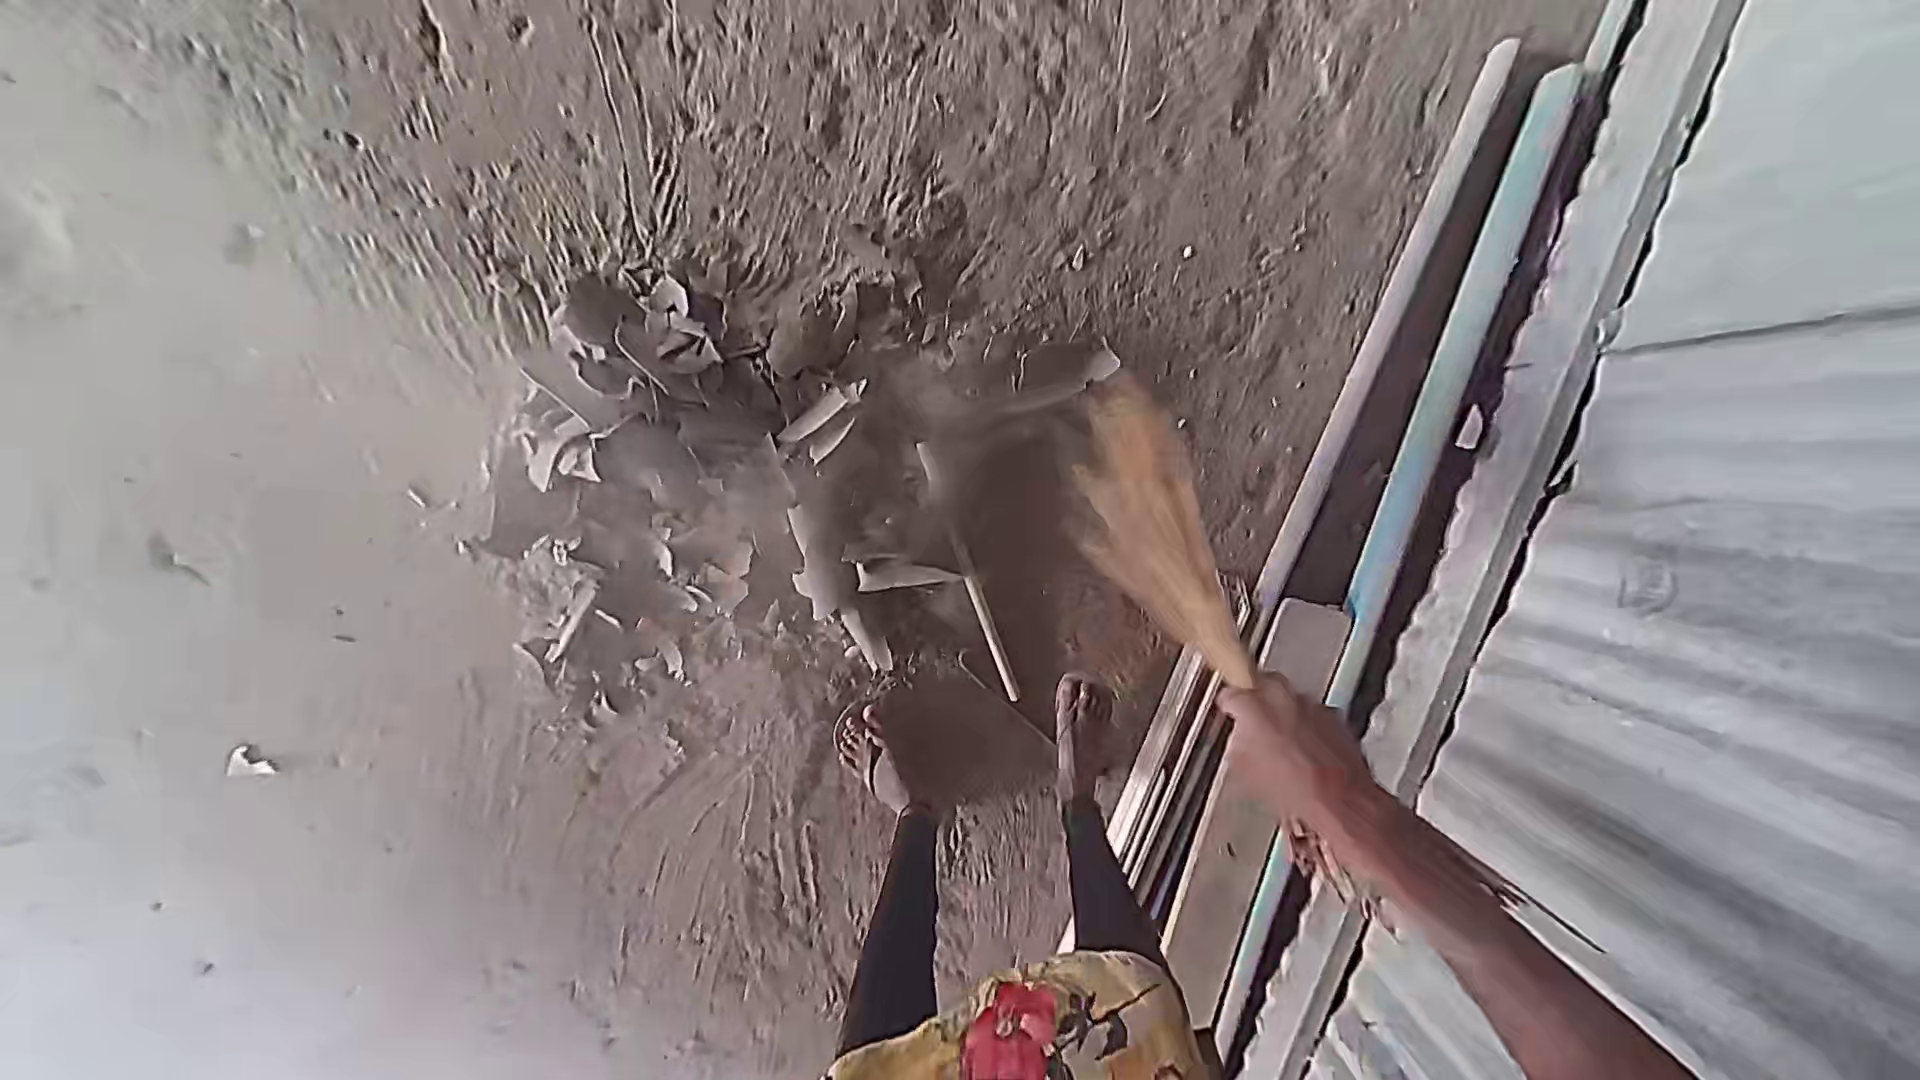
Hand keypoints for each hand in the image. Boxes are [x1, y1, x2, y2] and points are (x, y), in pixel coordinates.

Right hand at [1217, 676, 1375, 833]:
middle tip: (1253, 719)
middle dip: (1257, 698)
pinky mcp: (1333, 717)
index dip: (1228, 704)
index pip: (1230, 693)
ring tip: (1283, 740)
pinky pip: (1312, 713)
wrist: (1339, 800)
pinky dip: (1307, 724)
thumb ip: (1237, 740)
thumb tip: (1240, 737)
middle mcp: (1281, 696)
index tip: (1228, 710)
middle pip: (1262, 684)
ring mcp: (1309, 704)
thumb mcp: (1243, 766)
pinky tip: (1306, 749)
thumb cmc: (1292, 786)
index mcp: (1252, 705)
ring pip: (1289, 698)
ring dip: (1284, 712)